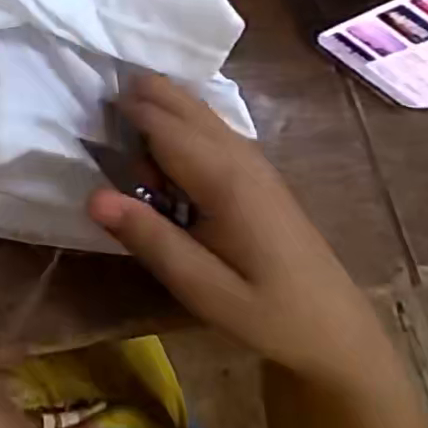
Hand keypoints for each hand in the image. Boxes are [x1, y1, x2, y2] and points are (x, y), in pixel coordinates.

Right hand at [85, 73, 393, 383]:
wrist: (337, 330)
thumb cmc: (267, 312)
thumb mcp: (203, 289)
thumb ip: (149, 238)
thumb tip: (93, 196)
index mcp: (223, 177)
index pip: (162, 123)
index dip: (124, 113)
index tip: (90, 123)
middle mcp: (237, 152)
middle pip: (180, 101)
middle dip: (139, 98)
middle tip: (105, 128)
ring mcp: (250, 155)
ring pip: (194, 106)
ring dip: (158, 109)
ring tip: (130, 144)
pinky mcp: (254, 166)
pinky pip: (207, 122)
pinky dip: (177, 120)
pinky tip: (165, 157)